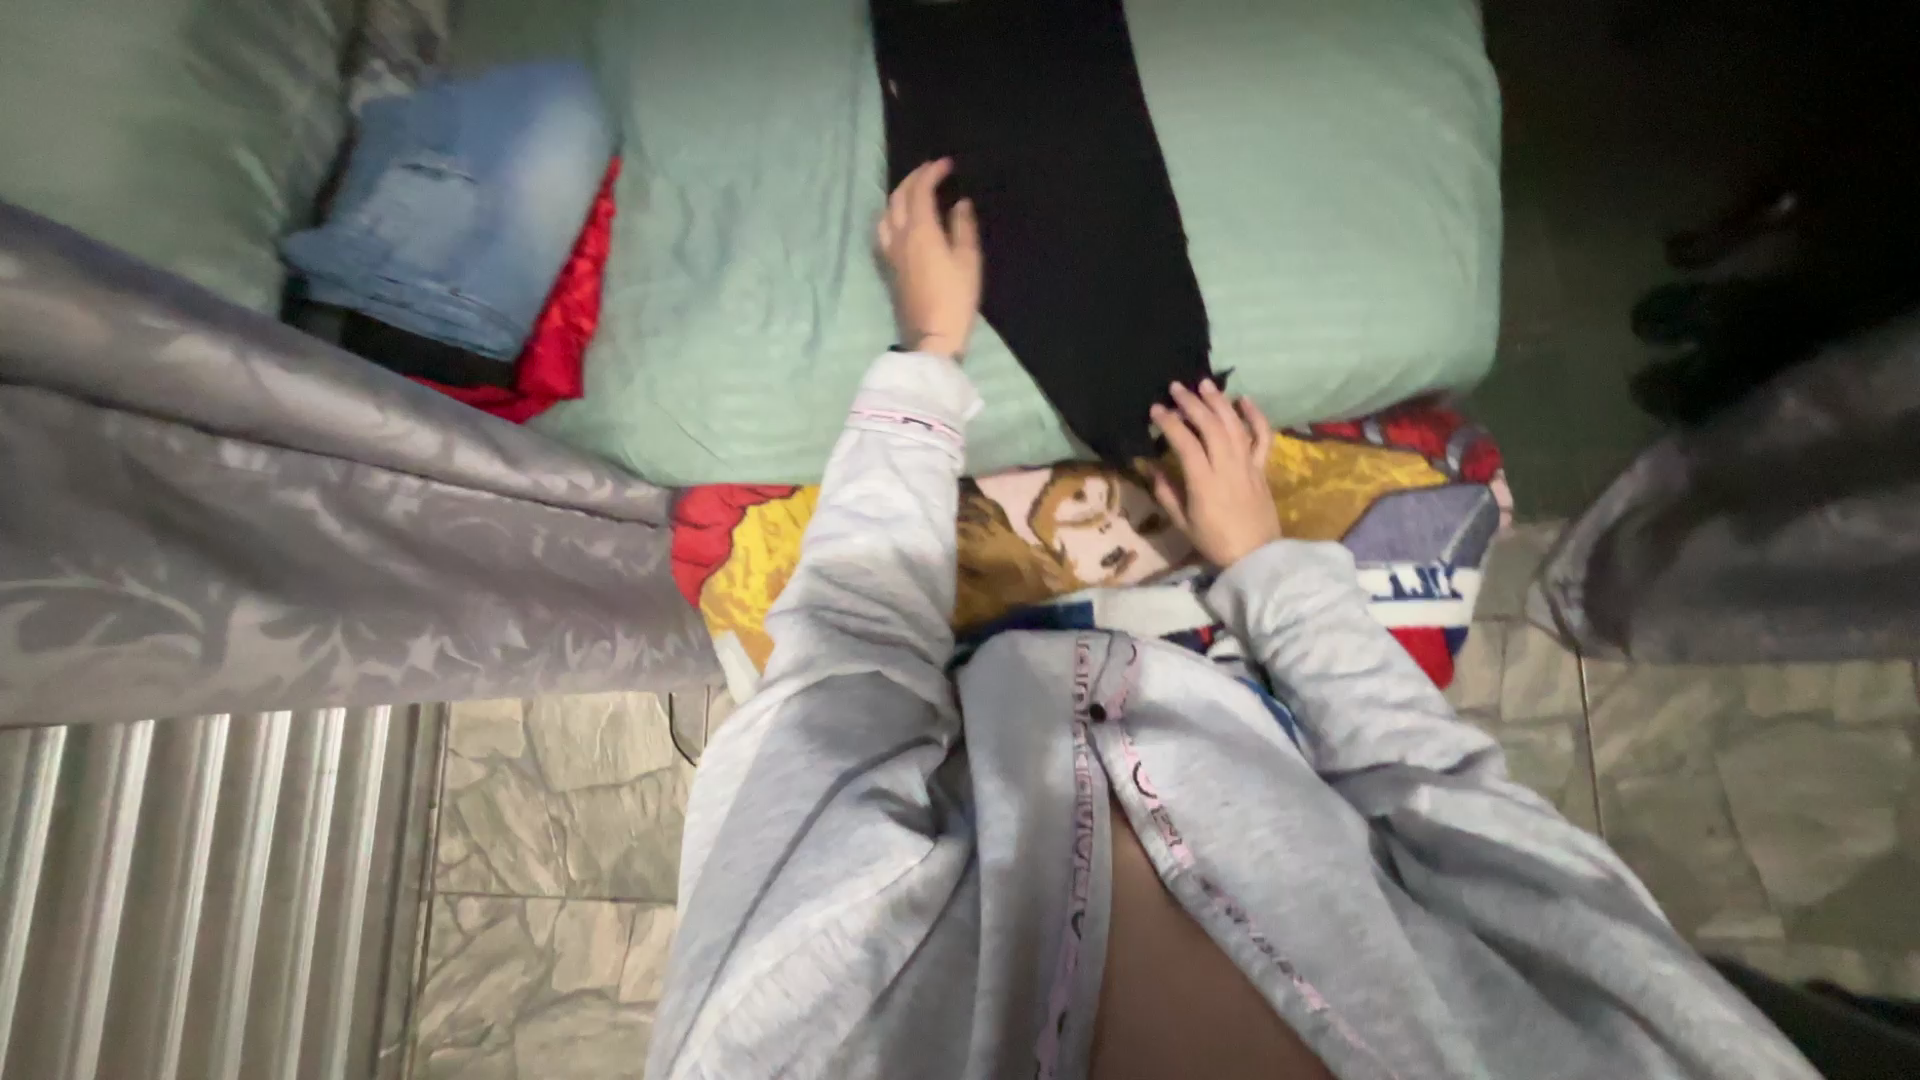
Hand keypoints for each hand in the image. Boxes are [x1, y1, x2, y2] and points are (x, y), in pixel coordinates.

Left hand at [877, 158, 981, 359]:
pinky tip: (899, 224)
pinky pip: (882, 233)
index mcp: (920, 230)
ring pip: (885, 214)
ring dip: (897, 197)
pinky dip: (890, 218)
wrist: (931, 338)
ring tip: (913, 195)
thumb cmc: (955, 300)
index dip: (932, 172)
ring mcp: (889, 254)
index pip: (920, 189)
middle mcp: (899, 236)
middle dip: (913, 179)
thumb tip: (959, 204)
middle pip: (898, 197)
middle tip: (930, 173)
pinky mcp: (888, 270)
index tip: (947, 164)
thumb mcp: (968, 262)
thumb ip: (963, 228)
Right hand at [1148, 380, 1281, 568]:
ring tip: (1203, 384)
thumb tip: (1151, 467)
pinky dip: (1255, 416)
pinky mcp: (1262, 468)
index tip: (1156, 410)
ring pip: (1234, 425)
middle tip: (1175, 388)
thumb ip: (1167, 493)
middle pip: (1210, 426)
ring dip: (1218, 402)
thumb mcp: (1183, 522)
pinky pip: (1262, 437)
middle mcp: (1227, 467)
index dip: (1170, 423)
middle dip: (1192, 404)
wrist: (1256, 556)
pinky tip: (1244, 400)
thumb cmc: (1214, 542)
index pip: (1186, 443)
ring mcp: (1248, 465)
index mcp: (1204, 482)